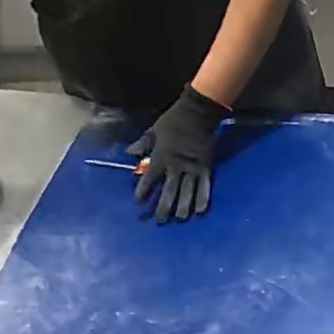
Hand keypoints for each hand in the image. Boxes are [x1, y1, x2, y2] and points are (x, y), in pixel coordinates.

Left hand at [130, 86, 229, 223]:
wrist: (198, 112)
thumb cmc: (174, 121)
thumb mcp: (154, 130)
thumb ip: (143, 144)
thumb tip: (129, 153)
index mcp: (161, 156)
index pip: (150, 178)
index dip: (144, 190)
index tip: (139, 202)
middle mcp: (176, 165)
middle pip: (169, 190)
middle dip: (164, 206)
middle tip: (160, 221)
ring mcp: (192, 168)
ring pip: (187, 191)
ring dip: (183, 206)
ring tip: (180, 218)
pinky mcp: (205, 168)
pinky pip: (204, 186)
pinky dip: (202, 198)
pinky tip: (200, 211)